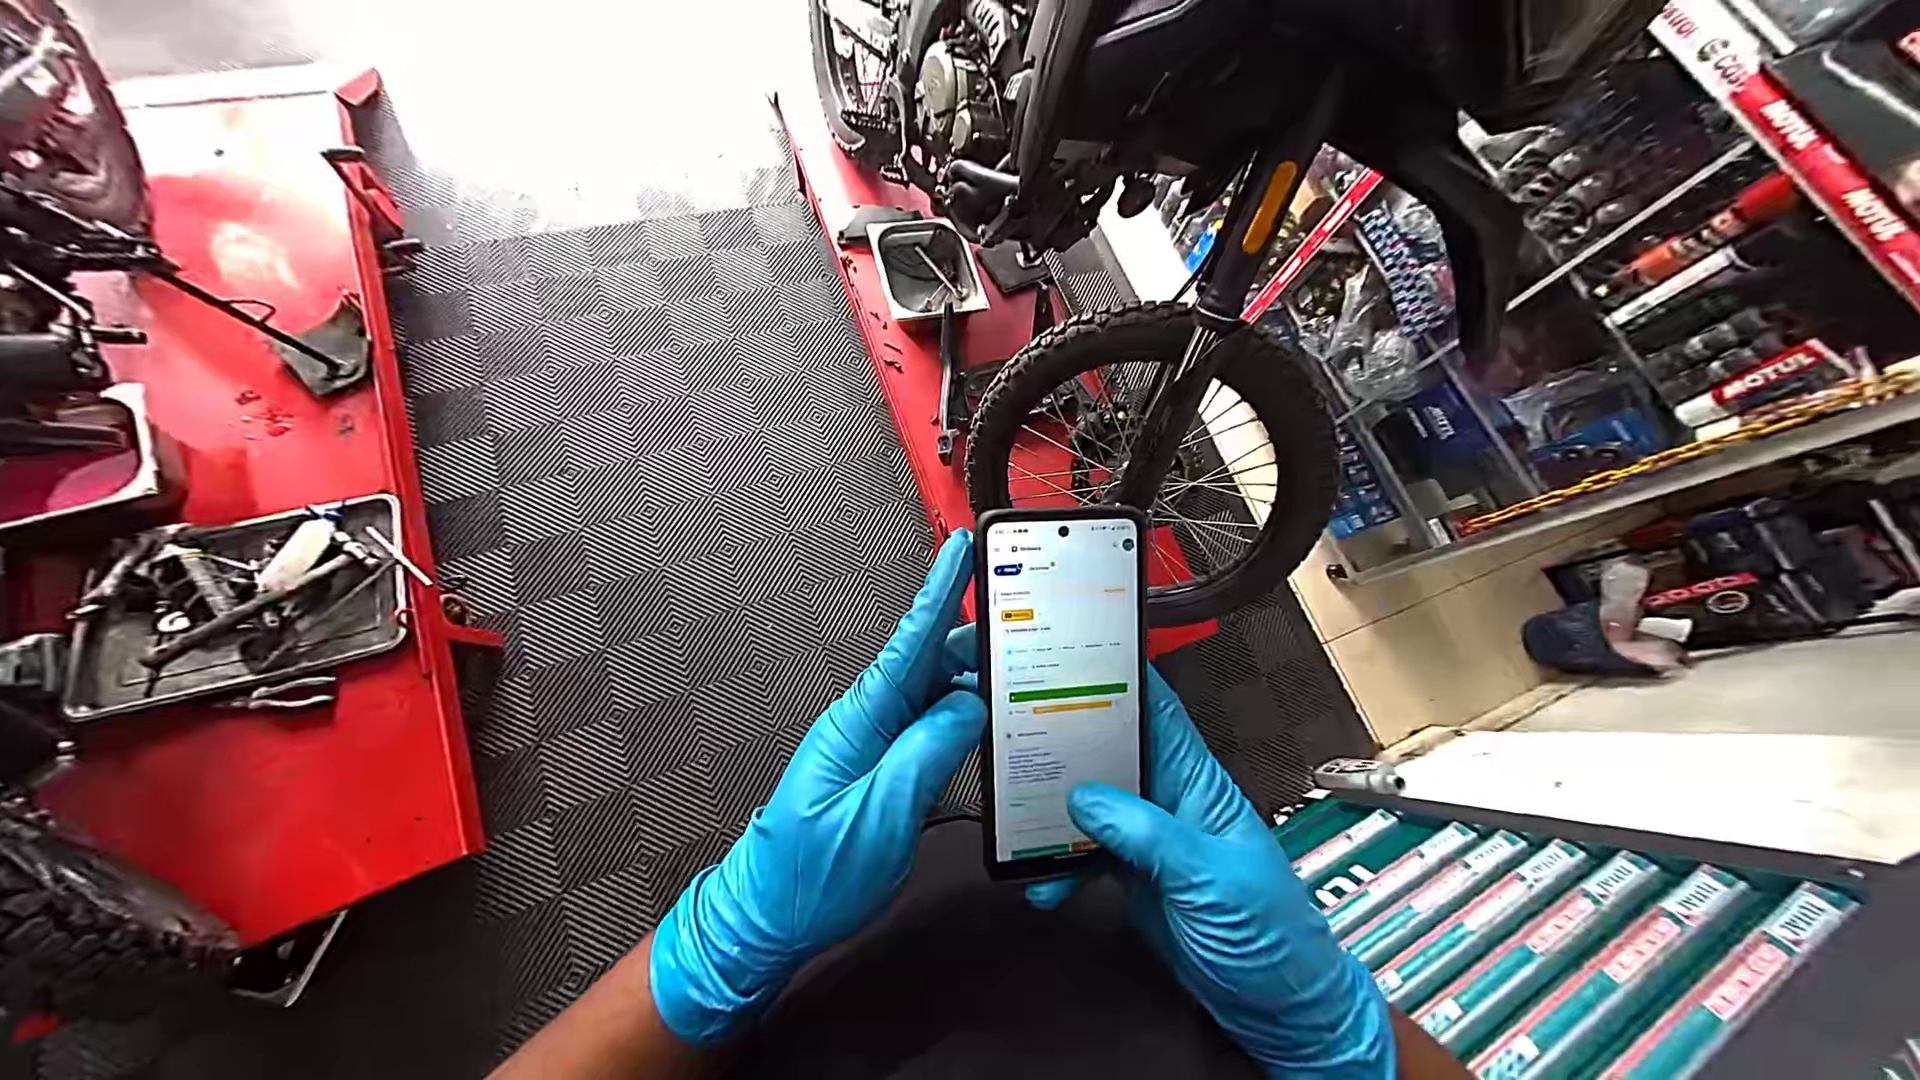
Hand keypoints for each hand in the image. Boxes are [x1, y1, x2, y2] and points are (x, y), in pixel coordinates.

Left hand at [649, 531, 984, 1042]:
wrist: (770, 914)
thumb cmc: (812, 872)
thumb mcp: (878, 816)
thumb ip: (926, 753)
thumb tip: (969, 706)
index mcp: (861, 718)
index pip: (909, 641)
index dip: (939, 590)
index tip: (959, 549)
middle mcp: (871, 718)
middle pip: (931, 659)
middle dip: (976, 635)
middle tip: (1022, 621)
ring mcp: (879, 738)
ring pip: (937, 691)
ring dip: (976, 679)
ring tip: (1019, 671)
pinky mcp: (888, 761)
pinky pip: (934, 724)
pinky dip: (965, 716)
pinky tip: (990, 720)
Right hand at [1029, 666, 1394, 1076]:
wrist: (1278, 1011)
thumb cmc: (1268, 933)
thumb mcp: (1212, 877)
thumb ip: (1148, 833)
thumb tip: (1082, 797)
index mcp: (1193, 779)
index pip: (1155, 709)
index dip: (1118, 675)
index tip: (1071, 652)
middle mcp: (1163, 794)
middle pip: (1107, 747)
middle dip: (1064, 732)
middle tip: (1013, 719)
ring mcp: (1142, 832)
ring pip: (1087, 797)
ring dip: (1052, 802)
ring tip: (1011, 805)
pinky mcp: (1128, 868)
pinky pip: (1082, 851)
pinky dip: (1058, 862)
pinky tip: (1039, 881)